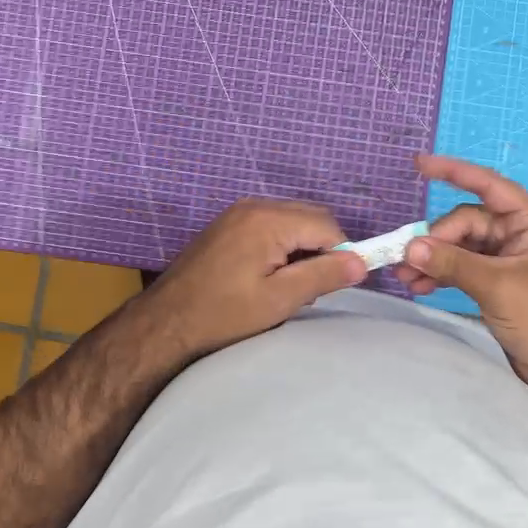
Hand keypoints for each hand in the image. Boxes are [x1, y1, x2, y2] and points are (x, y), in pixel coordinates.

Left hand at [133, 199, 366, 358]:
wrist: (165, 322)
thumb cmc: (223, 314)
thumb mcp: (279, 299)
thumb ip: (322, 276)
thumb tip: (362, 263)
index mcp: (269, 219)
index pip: (328, 225)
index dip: (340, 254)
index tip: (336, 286)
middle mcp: (255, 205)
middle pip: (311, 218)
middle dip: (321, 250)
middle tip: (309, 289)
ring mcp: (239, 212)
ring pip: (293, 222)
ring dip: (302, 250)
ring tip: (287, 288)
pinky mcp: (229, 224)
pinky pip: (272, 226)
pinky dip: (282, 247)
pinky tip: (269, 278)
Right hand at [396, 154, 527, 391]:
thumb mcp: (498, 286)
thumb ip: (453, 263)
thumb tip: (411, 247)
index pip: (487, 185)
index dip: (453, 172)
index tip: (419, 164)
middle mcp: (516, 234)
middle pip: (465, 223)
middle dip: (435, 239)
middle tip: (408, 261)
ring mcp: (504, 259)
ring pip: (459, 247)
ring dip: (433, 259)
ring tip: (406, 277)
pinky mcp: (495, 283)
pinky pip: (460, 268)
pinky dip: (440, 275)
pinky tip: (420, 287)